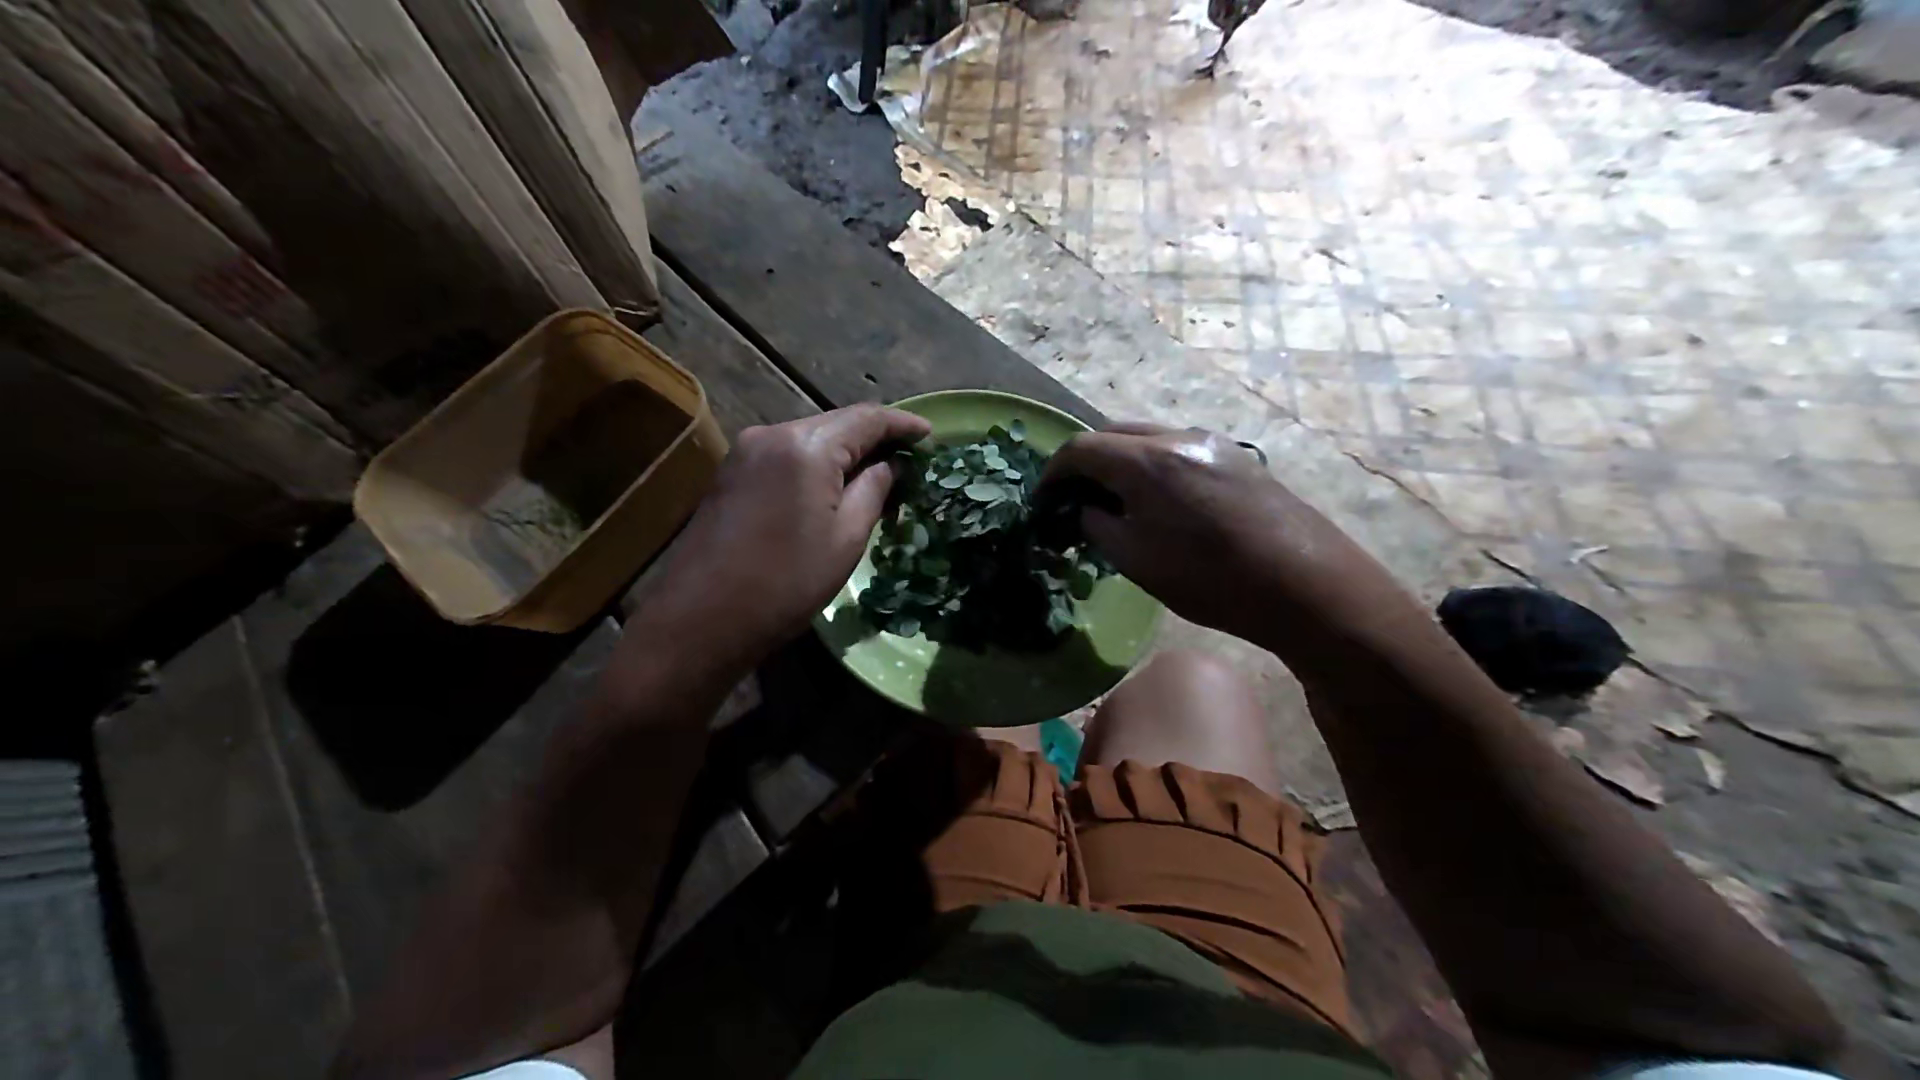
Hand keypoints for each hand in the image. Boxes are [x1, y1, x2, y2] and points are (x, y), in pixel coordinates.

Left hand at [627, 405, 930, 672]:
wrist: (702, 618)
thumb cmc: (786, 582)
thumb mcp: (847, 538)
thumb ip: (874, 489)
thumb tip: (890, 464)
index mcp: (806, 446)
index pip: (866, 418)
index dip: (902, 425)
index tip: (930, 436)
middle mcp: (772, 434)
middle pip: (836, 423)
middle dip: (874, 438)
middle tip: (908, 460)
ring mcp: (746, 452)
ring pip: (810, 439)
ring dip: (844, 452)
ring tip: (877, 475)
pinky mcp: (731, 473)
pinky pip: (786, 456)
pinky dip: (816, 464)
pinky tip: (833, 486)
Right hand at [1040, 424, 1422, 665]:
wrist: (1308, 586)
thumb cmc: (1212, 580)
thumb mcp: (1137, 561)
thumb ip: (1098, 526)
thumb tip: (1086, 509)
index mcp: (1147, 461)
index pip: (1080, 448)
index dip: (1052, 474)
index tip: (1042, 502)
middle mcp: (1178, 437)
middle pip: (1112, 433)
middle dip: (1085, 462)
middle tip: (1074, 499)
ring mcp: (1212, 442)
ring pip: (1146, 438)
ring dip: (1119, 462)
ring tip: (1113, 501)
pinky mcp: (1236, 457)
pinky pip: (1176, 448)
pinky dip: (1150, 466)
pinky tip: (1156, 501)